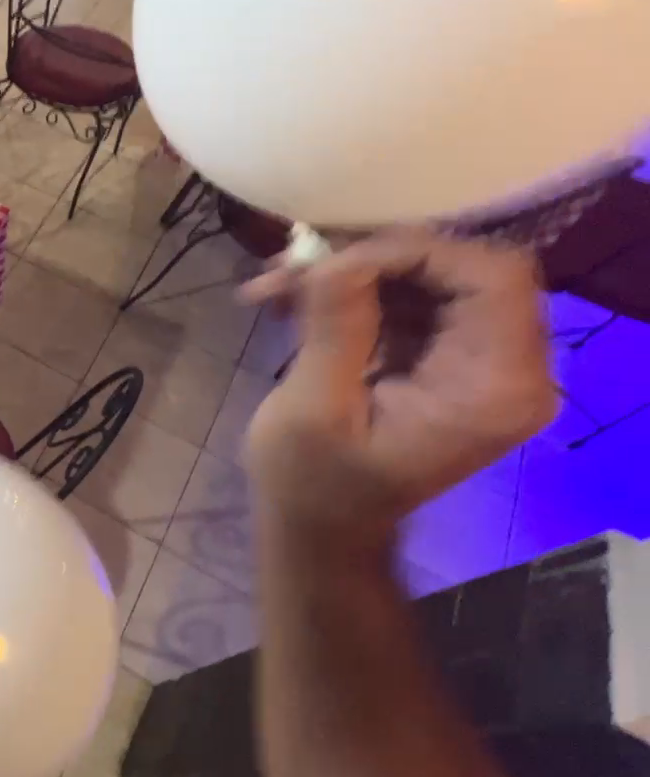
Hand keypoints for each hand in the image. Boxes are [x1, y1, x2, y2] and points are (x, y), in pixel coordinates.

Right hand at [239, 231, 556, 532]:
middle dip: (370, 258)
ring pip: (424, 279)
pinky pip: (402, 302)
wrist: (318, 524)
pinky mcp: (436, 360)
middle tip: (289, 266)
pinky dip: (344, 293)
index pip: (491, 278)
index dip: (412, 252)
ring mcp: (472, 362)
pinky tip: (285, 301)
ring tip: (271, 286)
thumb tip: (335, 257)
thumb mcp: (312, 409)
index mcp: (493, 385)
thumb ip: (335, 330)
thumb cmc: (311, 481)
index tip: (326, 263)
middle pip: (461, 270)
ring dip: (346, 273)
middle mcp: (504, 367)